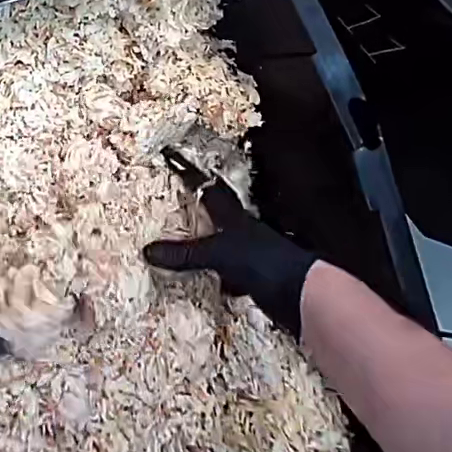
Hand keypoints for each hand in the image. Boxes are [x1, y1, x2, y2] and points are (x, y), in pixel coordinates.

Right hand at [143, 147, 317, 336]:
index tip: (172, 156)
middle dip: (200, 203)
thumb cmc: (265, 263)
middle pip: (217, 212)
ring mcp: (250, 255)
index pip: (207, 188)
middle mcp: (241, 231)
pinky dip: (216, 277)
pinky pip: (228, 273)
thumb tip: (148, 251)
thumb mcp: (220, 254)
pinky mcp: (255, 279)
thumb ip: (187, 254)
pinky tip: (210, 284)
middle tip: (180, 196)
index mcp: (233, 217)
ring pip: (222, 242)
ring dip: (207, 240)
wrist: (303, 295)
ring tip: (188, 238)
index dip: (189, 173)